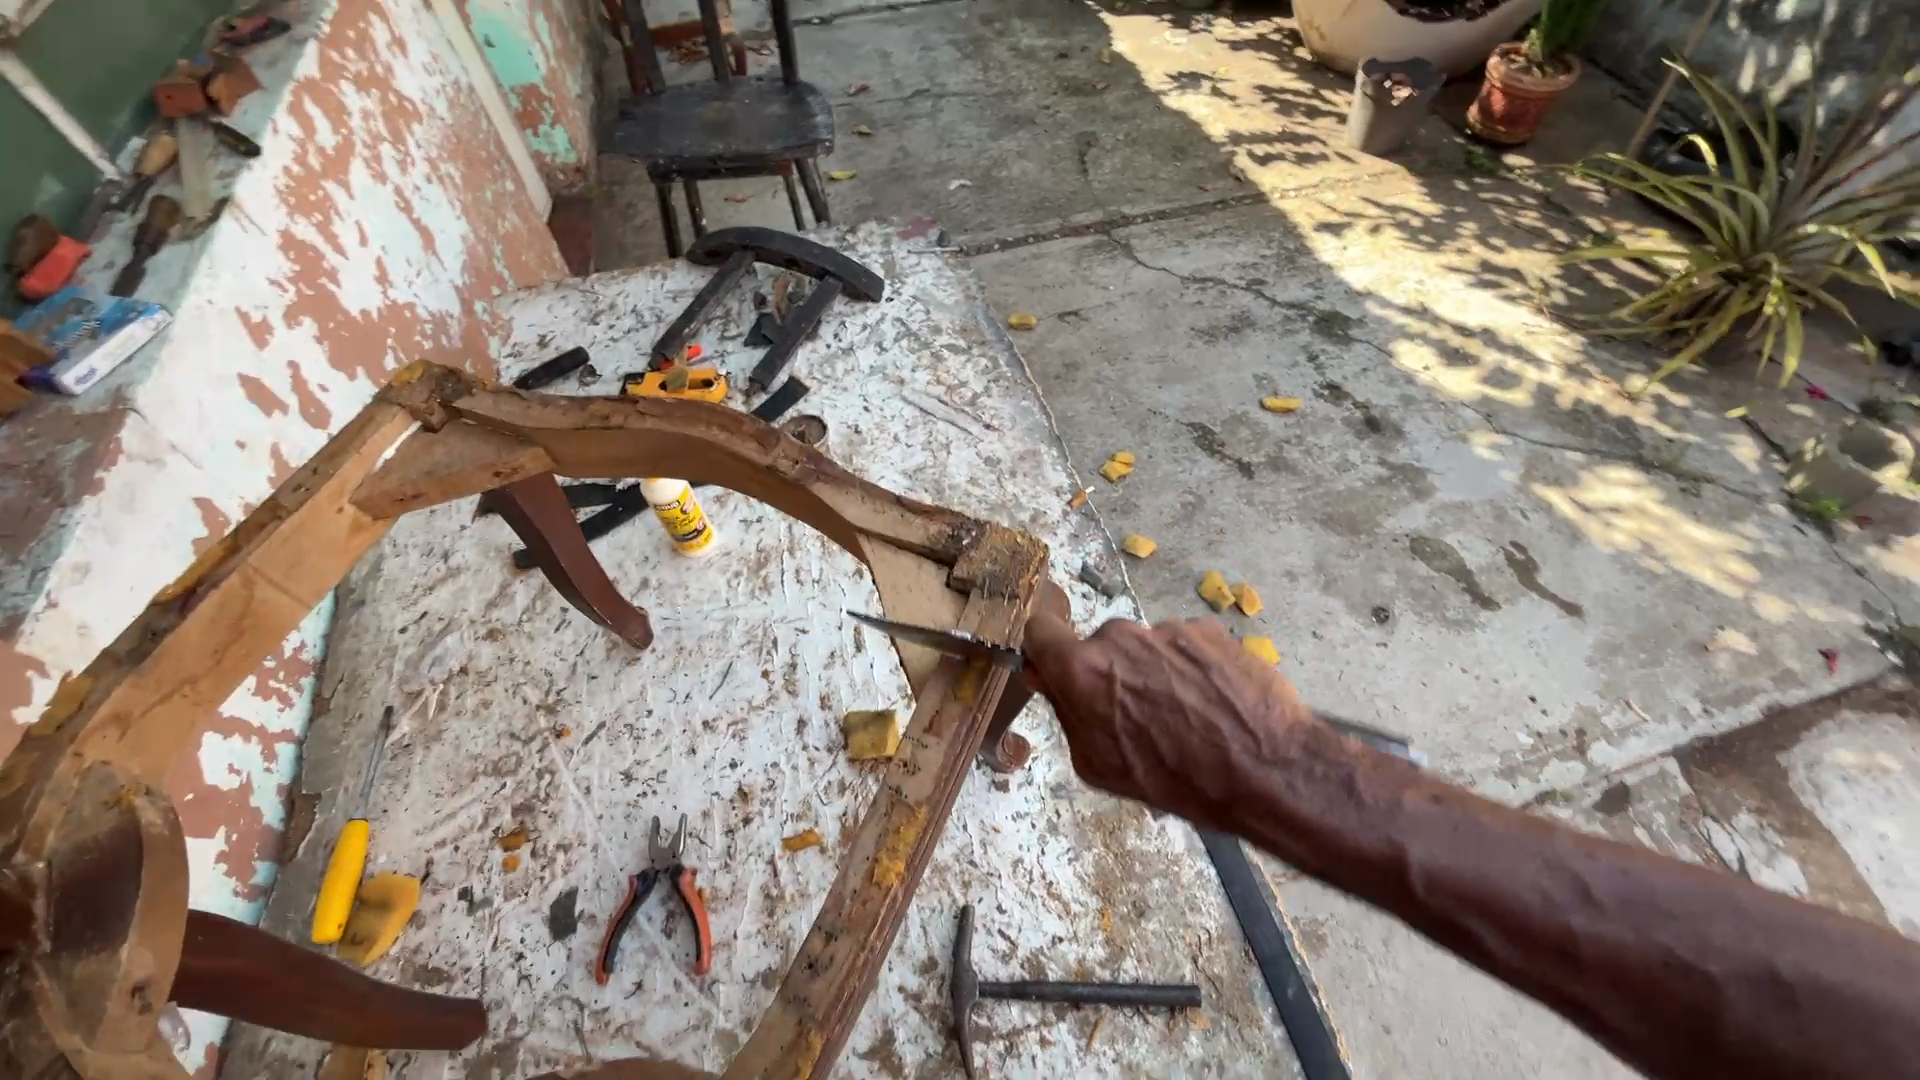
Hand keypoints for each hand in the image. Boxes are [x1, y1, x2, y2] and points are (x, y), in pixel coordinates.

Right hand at [1022, 611, 1315, 828]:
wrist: (1264, 769)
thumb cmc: (1173, 778)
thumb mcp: (1097, 764)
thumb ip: (1066, 713)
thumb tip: (1050, 680)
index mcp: (1082, 669)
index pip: (1039, 632)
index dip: (1046, 649)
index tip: (1057, 667)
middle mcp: (1118, 636)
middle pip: (1099, 645)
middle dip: (1109, 671)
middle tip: (1137, 712)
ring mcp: (1165, 628)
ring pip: (1143, 646)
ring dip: (1152, 671)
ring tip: (1185, 714)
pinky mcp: (1206, 628)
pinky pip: (1182, 644)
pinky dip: (1189, 666)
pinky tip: (1211, 702)